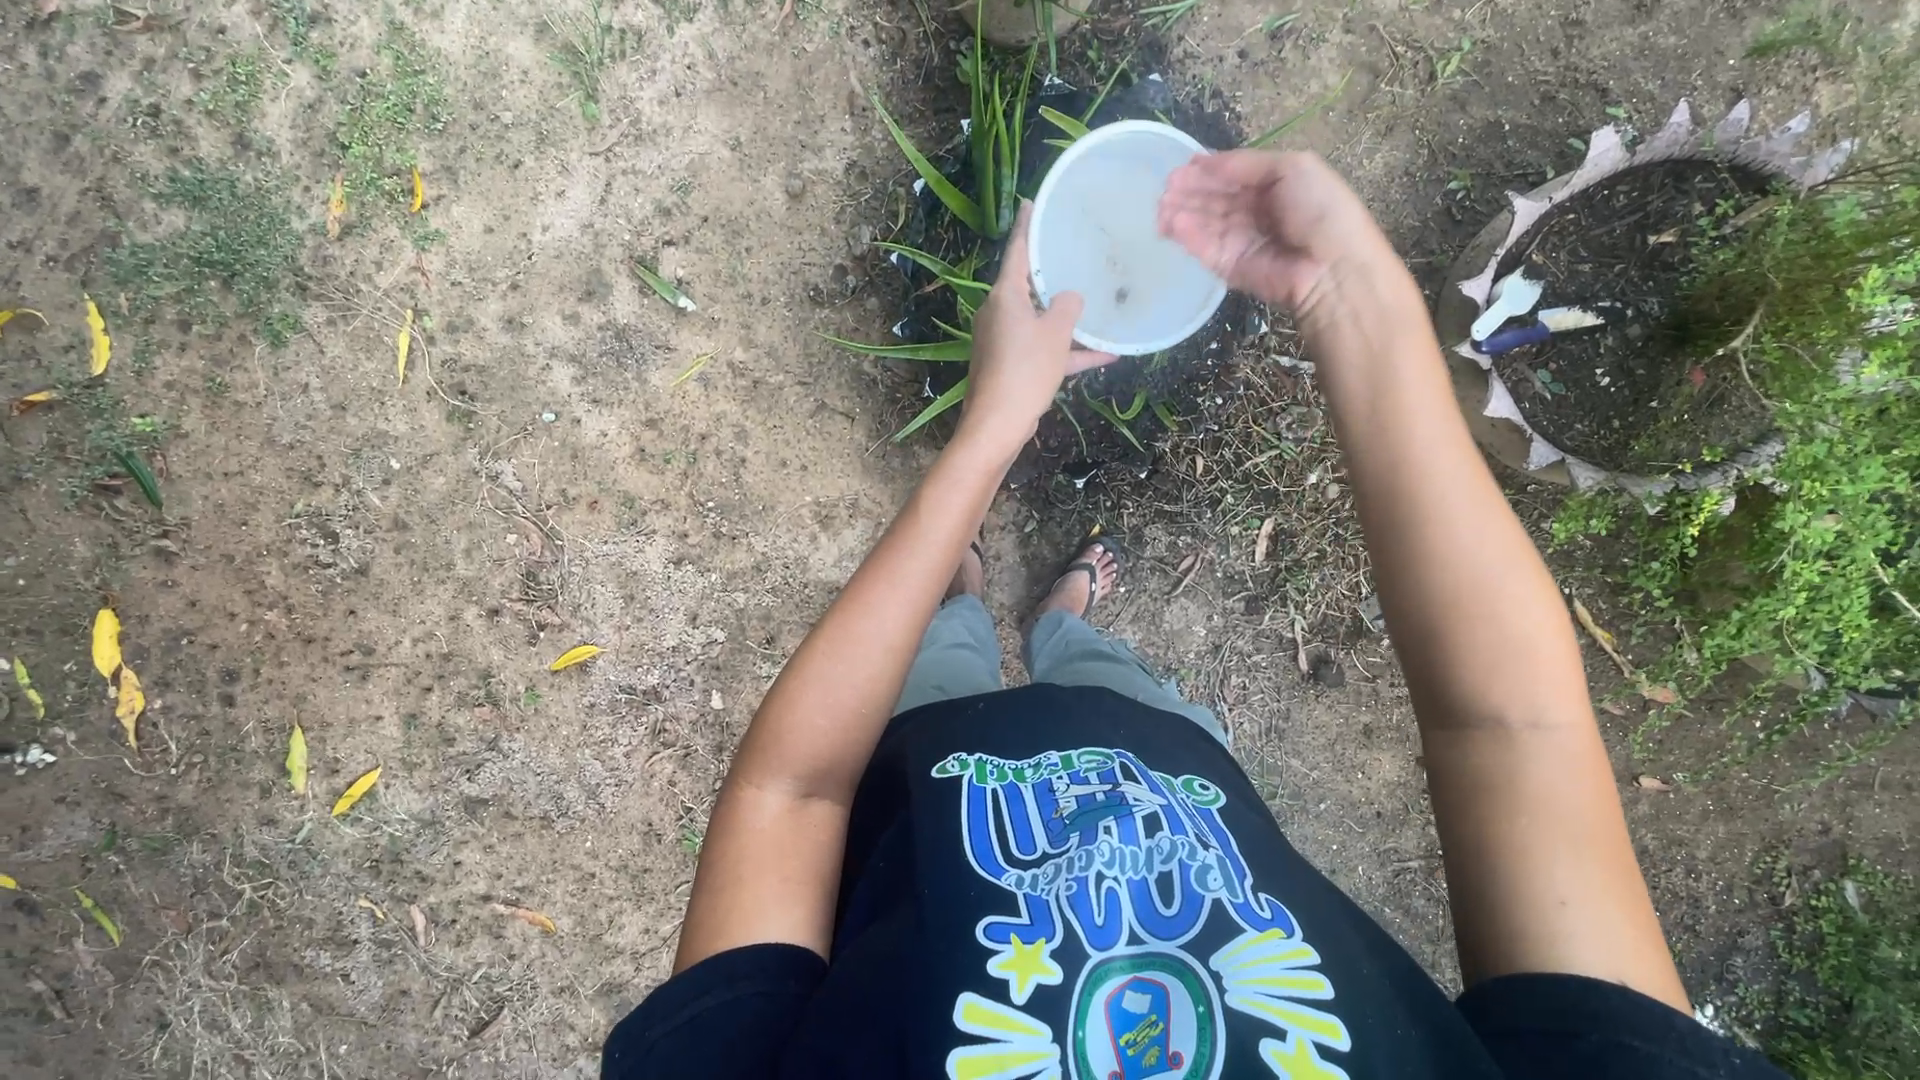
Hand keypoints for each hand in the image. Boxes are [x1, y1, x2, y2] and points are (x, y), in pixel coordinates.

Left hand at [958, 201, 1117, 450]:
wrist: (998, 424)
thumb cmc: (1025, 370)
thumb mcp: (1056, 333)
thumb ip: (1068, 307)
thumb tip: (1070, 298)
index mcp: (1005, 296)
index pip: (1016, 250)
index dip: (1026, 225)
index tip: (1031, 202)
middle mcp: (999, 313)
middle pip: (1028, 285)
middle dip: (1052, 273)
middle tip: (1073, 250)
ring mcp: (1003, 341)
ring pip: (1039, 320)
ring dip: (1067, 319)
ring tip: (1097, 304)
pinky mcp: (1011, 366)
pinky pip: (1043, 350)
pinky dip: (1068, 352)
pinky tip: (1106, 355)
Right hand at [1158, 150, 1391, 316]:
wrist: (1331, 267)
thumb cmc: (1320, 210)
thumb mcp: (1292, 168)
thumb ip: (1246, 164)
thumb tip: (1205, 163)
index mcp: (1274, 185)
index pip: (1232, 175)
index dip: (1207, 170)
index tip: (1182, 166)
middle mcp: (1254, 212)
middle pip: (1214, 199)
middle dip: (1188, 191)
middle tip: (1165, 187)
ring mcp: (1240, 241)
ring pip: (1204, 223)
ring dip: (1181, 212)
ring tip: (1161, 205)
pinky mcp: (1229, 267)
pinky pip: (1204, 248)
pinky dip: (1188, 235)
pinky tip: (1172, 223)